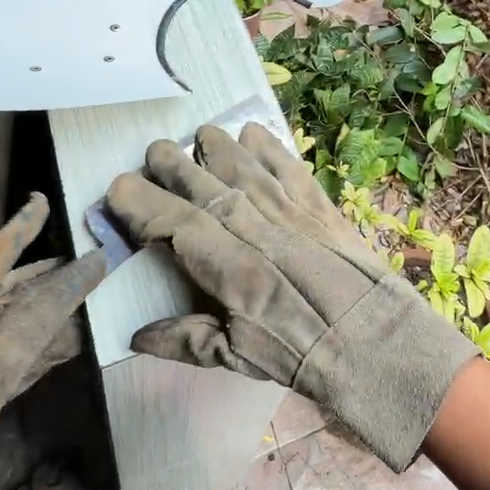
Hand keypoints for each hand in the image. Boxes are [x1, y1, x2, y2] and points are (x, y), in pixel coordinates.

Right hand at [106, 123, 478, 469]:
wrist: (371, 338)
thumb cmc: (299, 351)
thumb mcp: (236, 357)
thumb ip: (185, 340)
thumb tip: (136, 336)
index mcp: (225, 262)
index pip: (171, 220)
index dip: (141, 201)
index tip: (118, 187)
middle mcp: (250, 223)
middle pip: (202, 180)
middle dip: (173, 163)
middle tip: (154, 151)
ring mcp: (286, 206)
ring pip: (242, 162)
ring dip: (217, 146)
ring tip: (201, 135)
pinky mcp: (316, 201)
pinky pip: (286, 162)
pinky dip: (268, 144)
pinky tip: (253, 132)